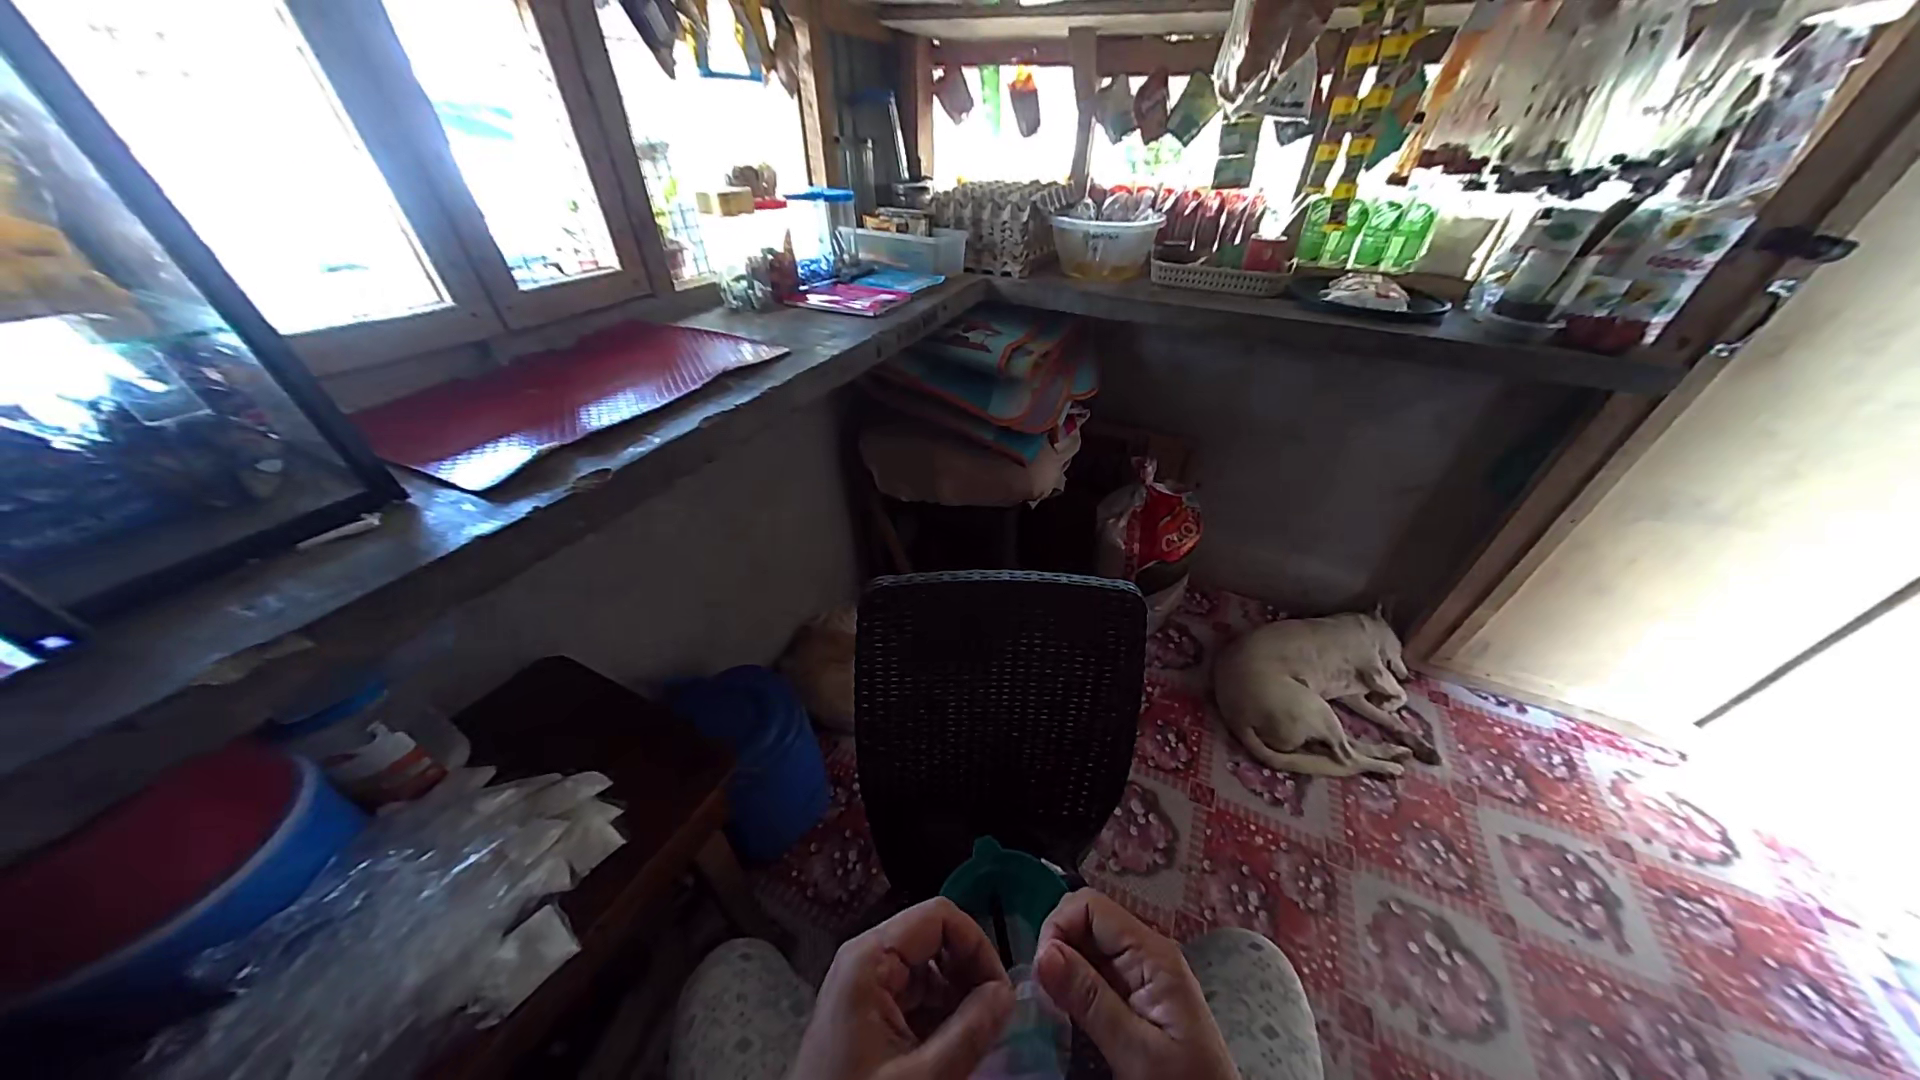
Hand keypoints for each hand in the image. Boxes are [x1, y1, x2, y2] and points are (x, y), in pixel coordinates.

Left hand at [790, 897, 1014, 1079]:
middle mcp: (865, 959)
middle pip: (934, 939)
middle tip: (994, 1019)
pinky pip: (915, 997)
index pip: (939, 917)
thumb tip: (1006, 995)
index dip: (976, 946)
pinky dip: (940, 1016)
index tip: (1000, 992)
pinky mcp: (867, 1012)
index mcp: (870, 958)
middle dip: (969, 974)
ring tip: (977, 1038)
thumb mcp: (921, 1077)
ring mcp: (865, 985)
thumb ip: (969, 1032)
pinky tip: (953, 1049)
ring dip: (958, 998)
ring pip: (928, 969)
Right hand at [1034, 889, 1236, 1079]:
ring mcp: (1141, 971)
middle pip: (1087, 919)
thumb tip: (1043, 953)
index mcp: (1152, 952)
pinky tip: (1069, 1009)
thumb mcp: (1136, 1051)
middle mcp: (1146, 950)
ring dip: (1063, 965)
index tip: (1042, 971)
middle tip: (1046, 992)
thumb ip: (1090, 999)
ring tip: (1054, 1003)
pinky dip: (1074, 982)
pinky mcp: (1136, 992)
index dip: (1059, 927)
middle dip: (1058, 945)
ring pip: (1087, 943)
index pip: (1090, 905)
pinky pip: (1095, 969)